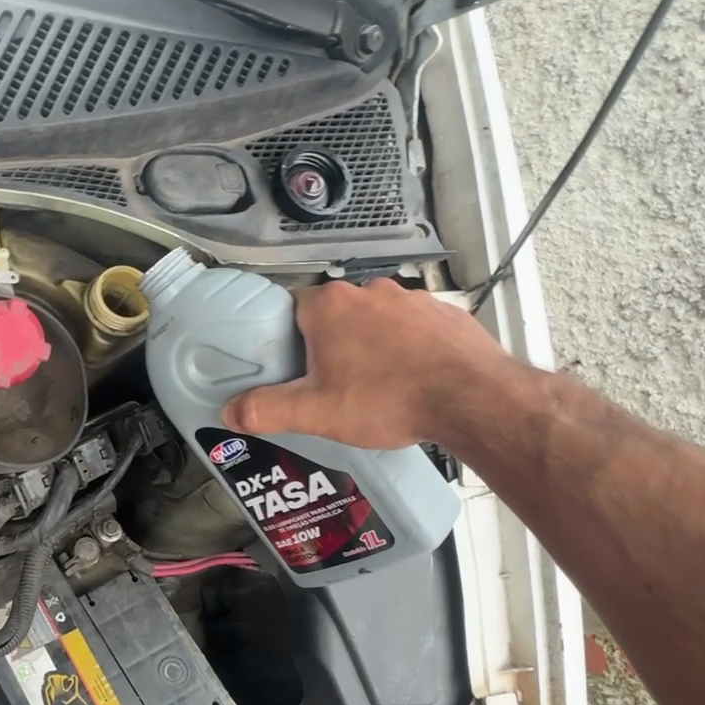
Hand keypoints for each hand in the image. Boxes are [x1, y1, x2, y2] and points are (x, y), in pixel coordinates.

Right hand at [221, 278, 516, 448]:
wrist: (473, 398)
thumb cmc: (388, 398)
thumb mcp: (313, 412)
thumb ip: (265, 410)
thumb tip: (231, 411)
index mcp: (331, 307)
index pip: (292, 306)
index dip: (286, 334)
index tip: (288, 361)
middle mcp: (370, 292)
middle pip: (333, 313)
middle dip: (326, 342)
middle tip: (325, 380)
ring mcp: (412, 299)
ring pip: (374, 319)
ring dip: (367, 344)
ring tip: (368, 384)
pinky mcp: (445, 314)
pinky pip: (411, 328)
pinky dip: (404, 348)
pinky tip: (405, 380)